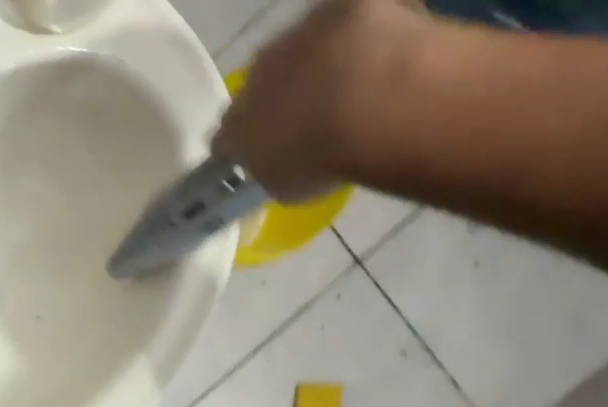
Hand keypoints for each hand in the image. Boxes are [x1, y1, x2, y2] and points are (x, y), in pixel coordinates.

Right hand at [213, 0, 432, 201]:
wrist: (374, 103)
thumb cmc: (324, 159)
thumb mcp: (287, 187)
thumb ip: (272, 170)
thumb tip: (276, 163)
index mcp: (234, 127)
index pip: (226, 138)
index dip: (246, 146)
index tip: (269, 154)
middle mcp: (253, 78)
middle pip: (259, 87)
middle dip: (280, 98)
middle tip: (313, 116)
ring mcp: (294, 38)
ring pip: (298, 51)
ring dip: (316, 64)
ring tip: (352, 83)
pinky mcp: (340, 7)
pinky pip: (344, 20)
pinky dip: (357, 34)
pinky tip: (380, 51)